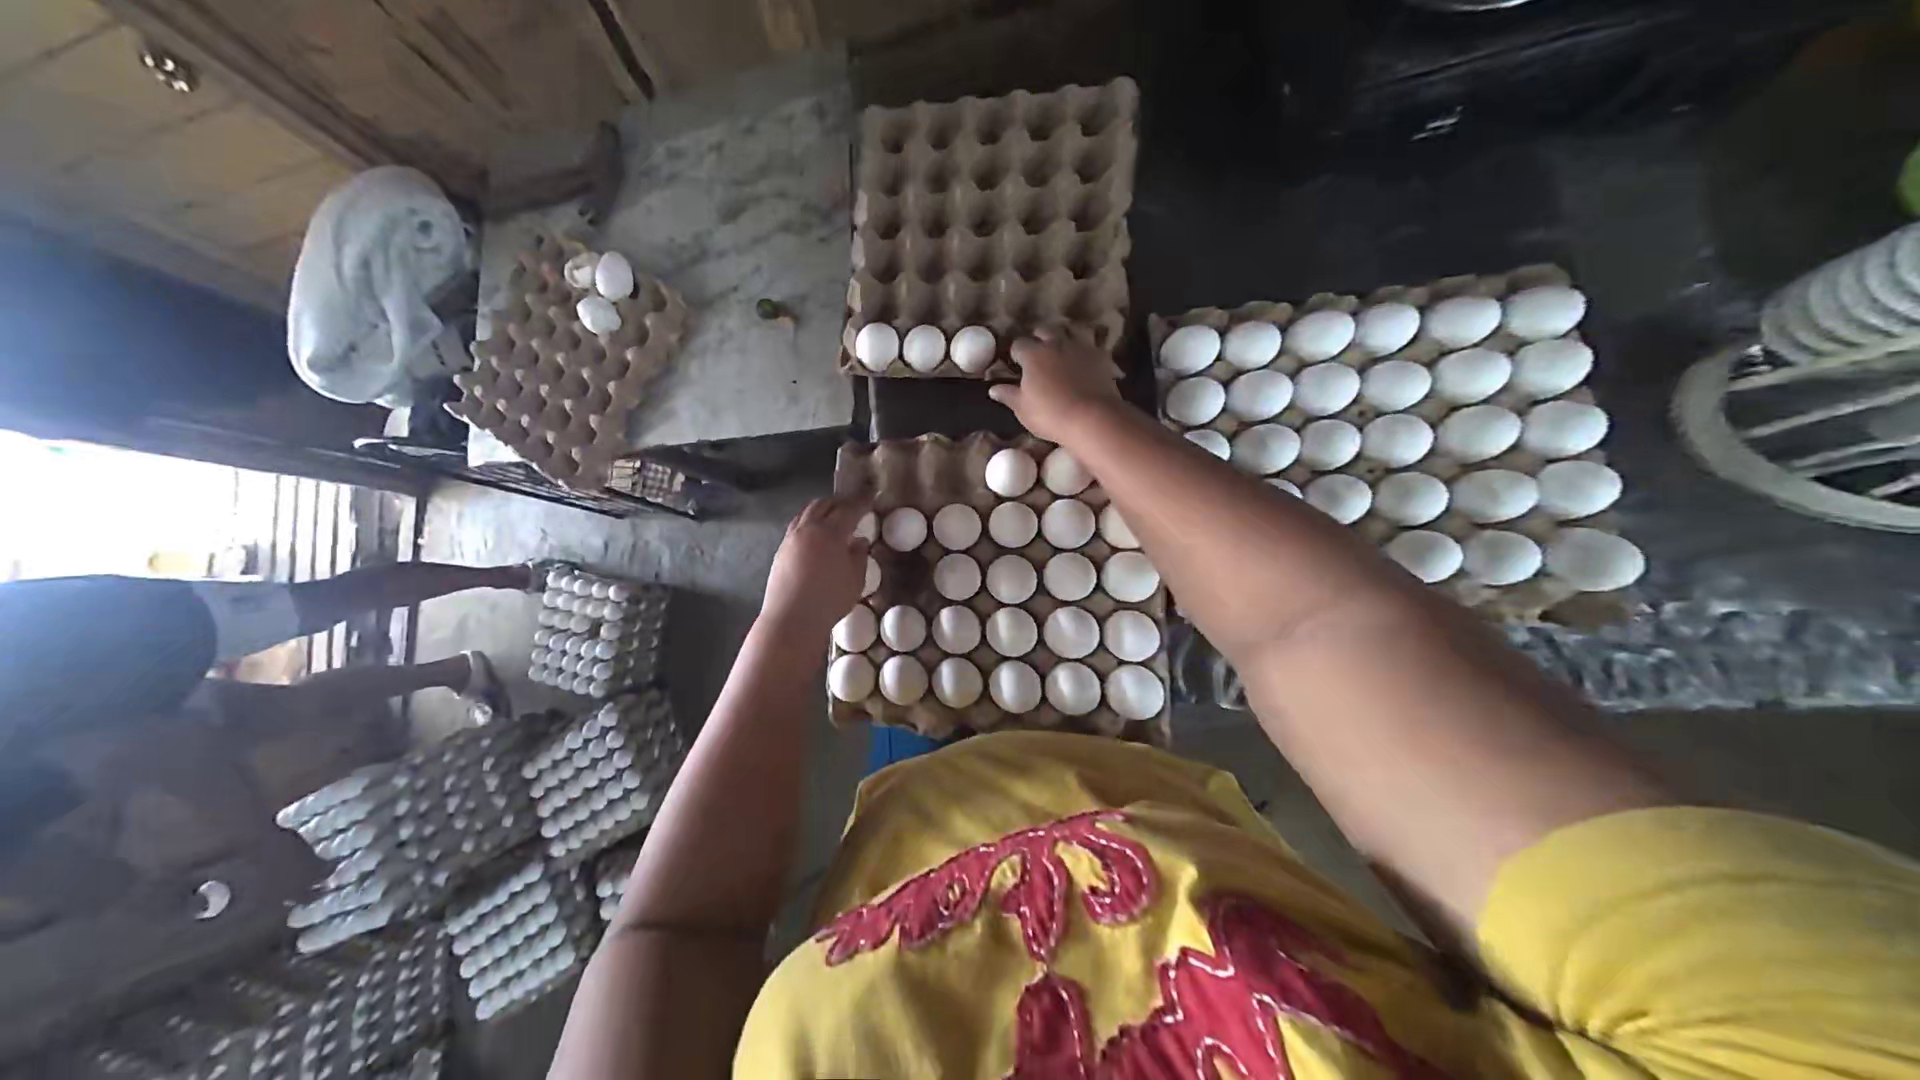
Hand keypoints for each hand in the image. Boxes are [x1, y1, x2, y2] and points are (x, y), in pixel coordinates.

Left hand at [760, 495, 870, 636]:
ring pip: (808, 512)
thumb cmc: (830, 600)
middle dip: (841, 501)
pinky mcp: (781, 550)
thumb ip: (859, 555)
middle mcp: (809, 529)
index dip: (863, 499)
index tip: (872, 491)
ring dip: (823, 508)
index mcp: (831, 532)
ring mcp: (792, 538)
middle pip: (825, 504)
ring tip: (834, 514)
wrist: (791, 619)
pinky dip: (810, 520)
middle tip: (854, 504)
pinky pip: (798, 524)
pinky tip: (815, 533)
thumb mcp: (855, 579)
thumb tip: (858, 540)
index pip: (850, 508)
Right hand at [988, 329, 1123, 443]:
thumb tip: (993, 388)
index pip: (1018, 344)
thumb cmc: (1051, 415)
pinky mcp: (1101, 356)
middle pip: (1044, 330)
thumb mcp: (1023, 409)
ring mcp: (1081, 347)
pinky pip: (1094, 344)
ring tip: (1063, 348)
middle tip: (1038, 354)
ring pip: (1071, 330)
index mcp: (1033, 354)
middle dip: (1039, 338)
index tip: (1016, 364)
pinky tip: (1086, 356)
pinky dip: (1088, 347)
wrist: (1092, 418)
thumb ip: (1008, 395)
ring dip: (1065, 336)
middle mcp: (1056, 343)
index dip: (1015, 354)